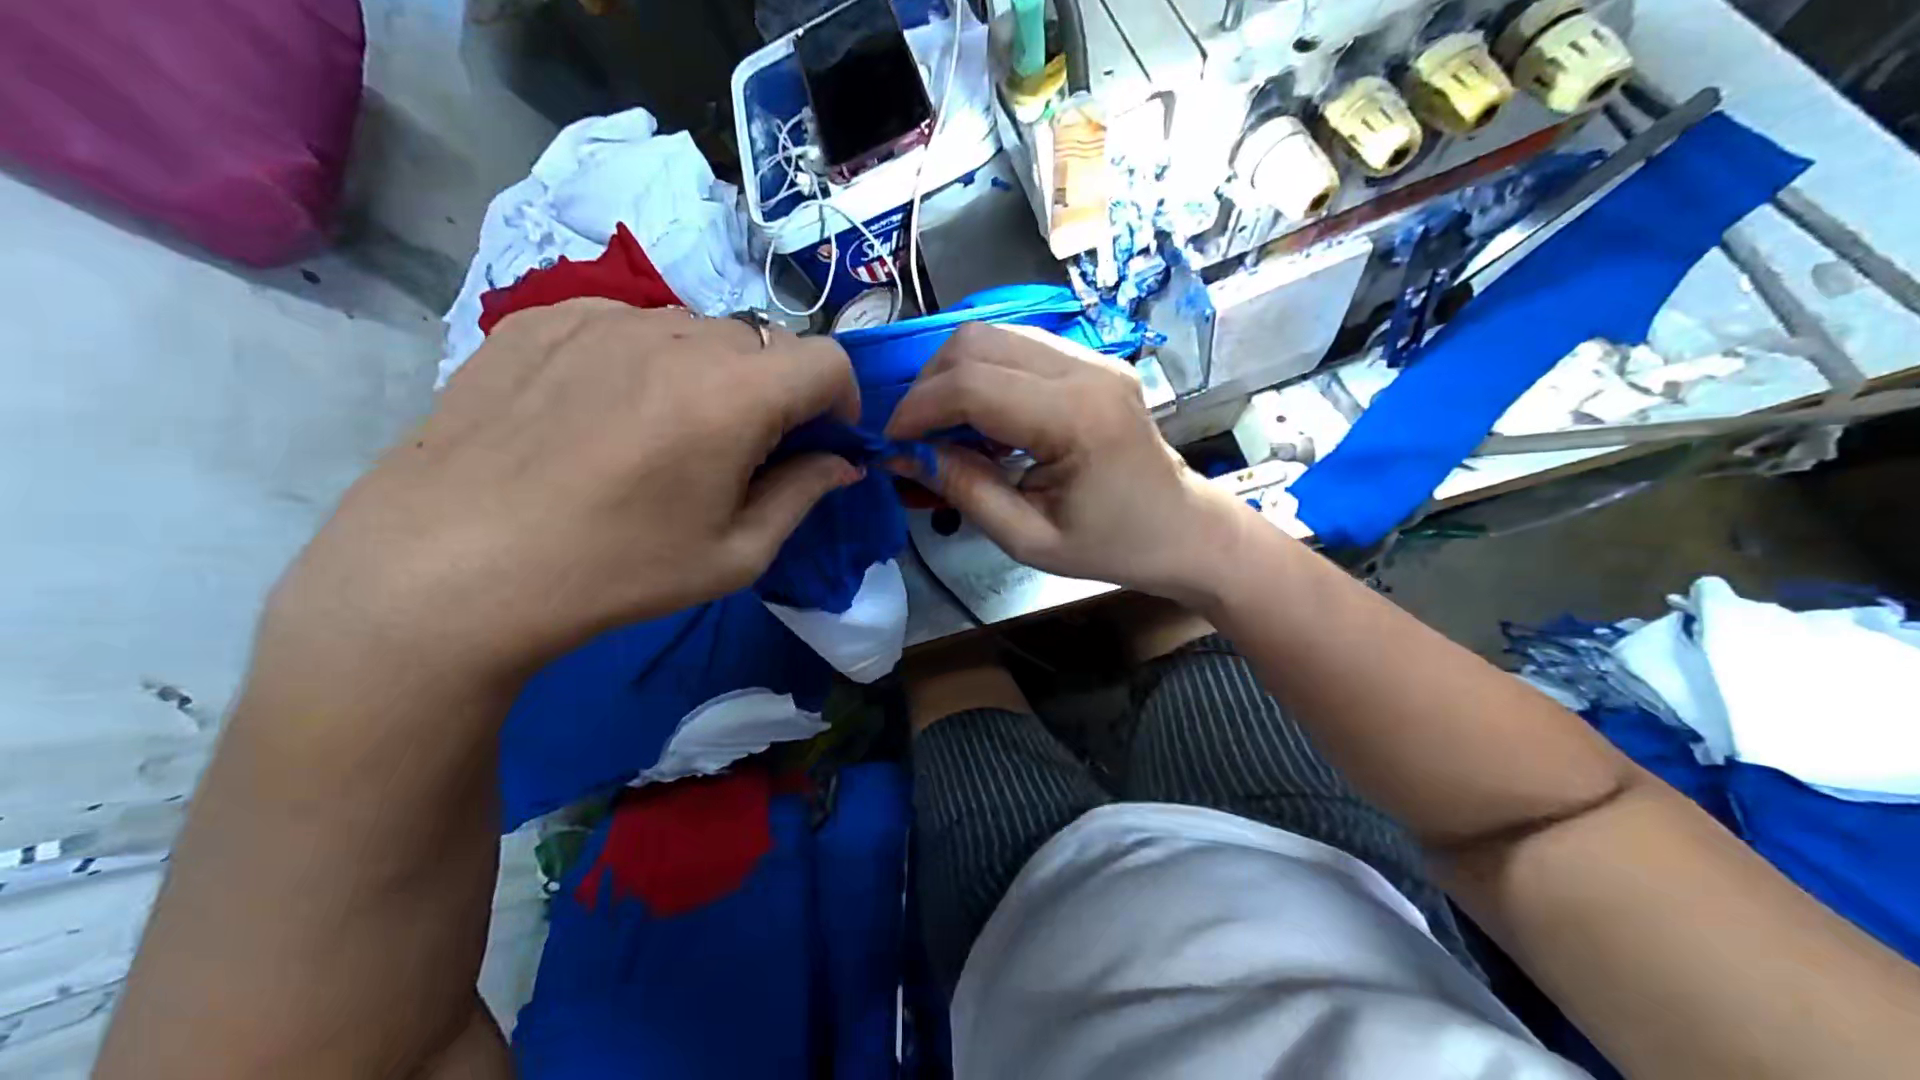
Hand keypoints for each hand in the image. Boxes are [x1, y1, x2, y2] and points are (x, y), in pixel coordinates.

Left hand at [268, 299, 863, 678]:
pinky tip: (603, 413)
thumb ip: (803, 494)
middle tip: (743, 451)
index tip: (822, 440)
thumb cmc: (614, 571)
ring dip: (710, 375)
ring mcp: (602, 317)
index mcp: (733, 393)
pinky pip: (625, 325)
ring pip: (695, 331)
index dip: (841, 400)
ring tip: (665, 434)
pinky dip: (643, 360)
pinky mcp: (541, 319)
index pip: (827, 360)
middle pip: (763, 344)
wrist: (450, 568)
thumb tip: (842, 462)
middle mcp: (676, 334)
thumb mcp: (734, 554)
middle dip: (776, 392)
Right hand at [884, 323, 1257, 604]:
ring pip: (993, 334)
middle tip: (914, 434)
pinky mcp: (1091, 361)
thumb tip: (907, 455)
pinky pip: (1017, 347)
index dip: (918, 409)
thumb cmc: (1112, 546)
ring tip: (942, 427)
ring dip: (952, 375)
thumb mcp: (1029, 538)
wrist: (1183, 529)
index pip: (973, 385)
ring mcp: (1092, 357)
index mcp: (1076, 417)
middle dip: (928, 385)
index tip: (891, 443)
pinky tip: (980, 418)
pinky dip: (982, 375)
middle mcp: (1086, 369)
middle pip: (977, 341)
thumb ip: (965, 491)